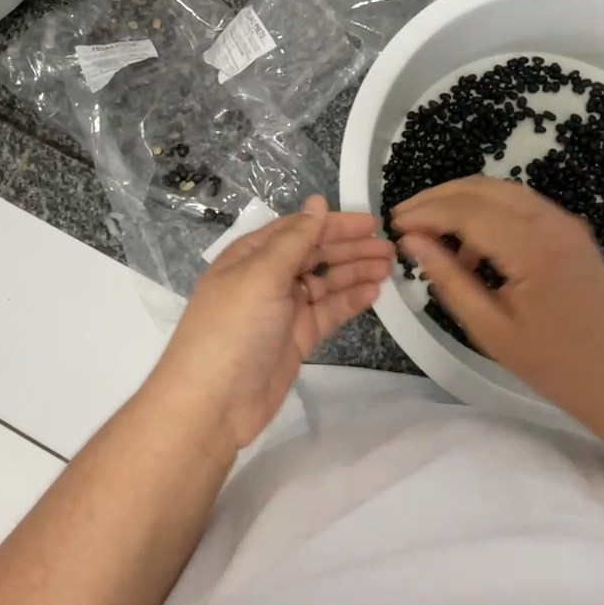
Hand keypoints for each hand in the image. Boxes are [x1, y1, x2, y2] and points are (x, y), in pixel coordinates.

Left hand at [144, 196, 396, 455]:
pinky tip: (373, 292)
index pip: (300, 229)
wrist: (213, 403)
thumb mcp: (261, 274)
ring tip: (389, 267)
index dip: (334, 224)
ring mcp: (283, 309)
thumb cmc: (233, 328)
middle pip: (315, 254)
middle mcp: (268, 277)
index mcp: (252, 255)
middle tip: (390, 249)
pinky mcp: (296, 338)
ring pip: (325, 282)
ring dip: (354, 272)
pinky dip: (349, 300)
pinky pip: (327, 311)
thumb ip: (294, 239)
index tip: (372, 224)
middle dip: (350, 248)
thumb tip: (317, 201)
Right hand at [393, 177, 603, 428]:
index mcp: (531, 247)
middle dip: (438, 198)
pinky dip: (489, 212)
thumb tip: (412, 242)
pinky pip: (521, 206)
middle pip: (482, 188)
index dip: (425, 213)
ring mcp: (565, 222)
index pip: (465, 211)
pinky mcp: (571, 231)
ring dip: (463, 202)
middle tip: (404, 218)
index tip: (393, 225)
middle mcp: (550, 221)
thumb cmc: (558, 365)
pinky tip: (473, 247)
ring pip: (501, 191)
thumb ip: (450, 280)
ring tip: (432, 235)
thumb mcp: (491, 330)